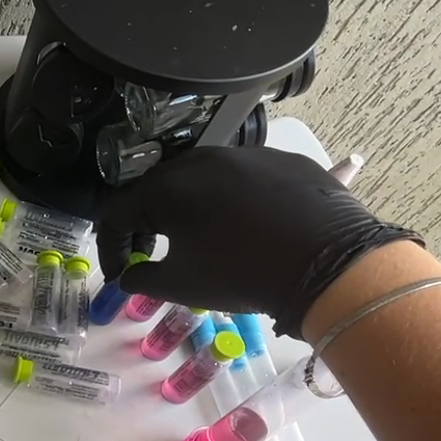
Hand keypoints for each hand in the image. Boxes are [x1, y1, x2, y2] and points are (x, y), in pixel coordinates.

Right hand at [93, 147, 419, 335]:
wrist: (330, 262)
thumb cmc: (241, 274)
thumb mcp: (178, 285)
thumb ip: (141, 277)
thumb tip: (129, 274)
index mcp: (165, 190)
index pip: (116, 214)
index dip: (110, 247)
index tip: (121, 272)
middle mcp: (198, 161)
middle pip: (154, 190)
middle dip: (145, 224)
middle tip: (151, 253)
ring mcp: (243, 154)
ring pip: (197, 179)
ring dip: (185, 208)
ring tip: (197, 238)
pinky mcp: (281, 159)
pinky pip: (239, 177)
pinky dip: (228, 200)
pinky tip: (243, 226)